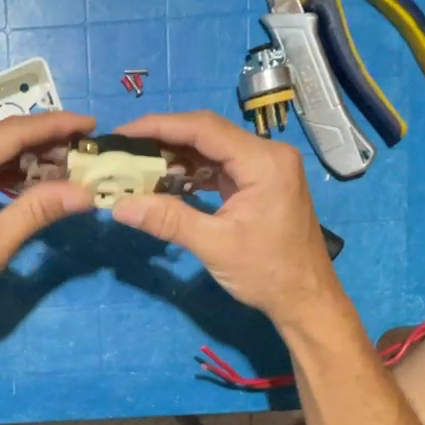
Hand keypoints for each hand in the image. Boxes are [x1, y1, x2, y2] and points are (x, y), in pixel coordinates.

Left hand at [0, 112, 96, 342]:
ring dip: (29, 156)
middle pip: (1, 136)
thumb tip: (86, 192)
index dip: (54, 126)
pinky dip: (8, 171)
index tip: (91, 124)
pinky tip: (38, 176)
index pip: (10, 133)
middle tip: (86, 148)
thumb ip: (40, 209)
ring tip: (69, 163)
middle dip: (45, 140)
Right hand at [109, 111, 343, 326]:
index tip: (123, 133)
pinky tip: (164, 183)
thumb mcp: (214, 245)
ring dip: (175, 158)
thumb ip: (167, 220)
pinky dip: (191, 174)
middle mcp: (267, 155)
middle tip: (123, 150)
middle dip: (163, 141)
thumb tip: (119, 207)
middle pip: (207, 134)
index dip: (160, 126)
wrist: (305, 298)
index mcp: (263, 161)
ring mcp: (264, 169)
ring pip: (211, 151)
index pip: (204, 129)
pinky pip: (219, 168)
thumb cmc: (267, 273)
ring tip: (136, 167)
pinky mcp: (258, 184)